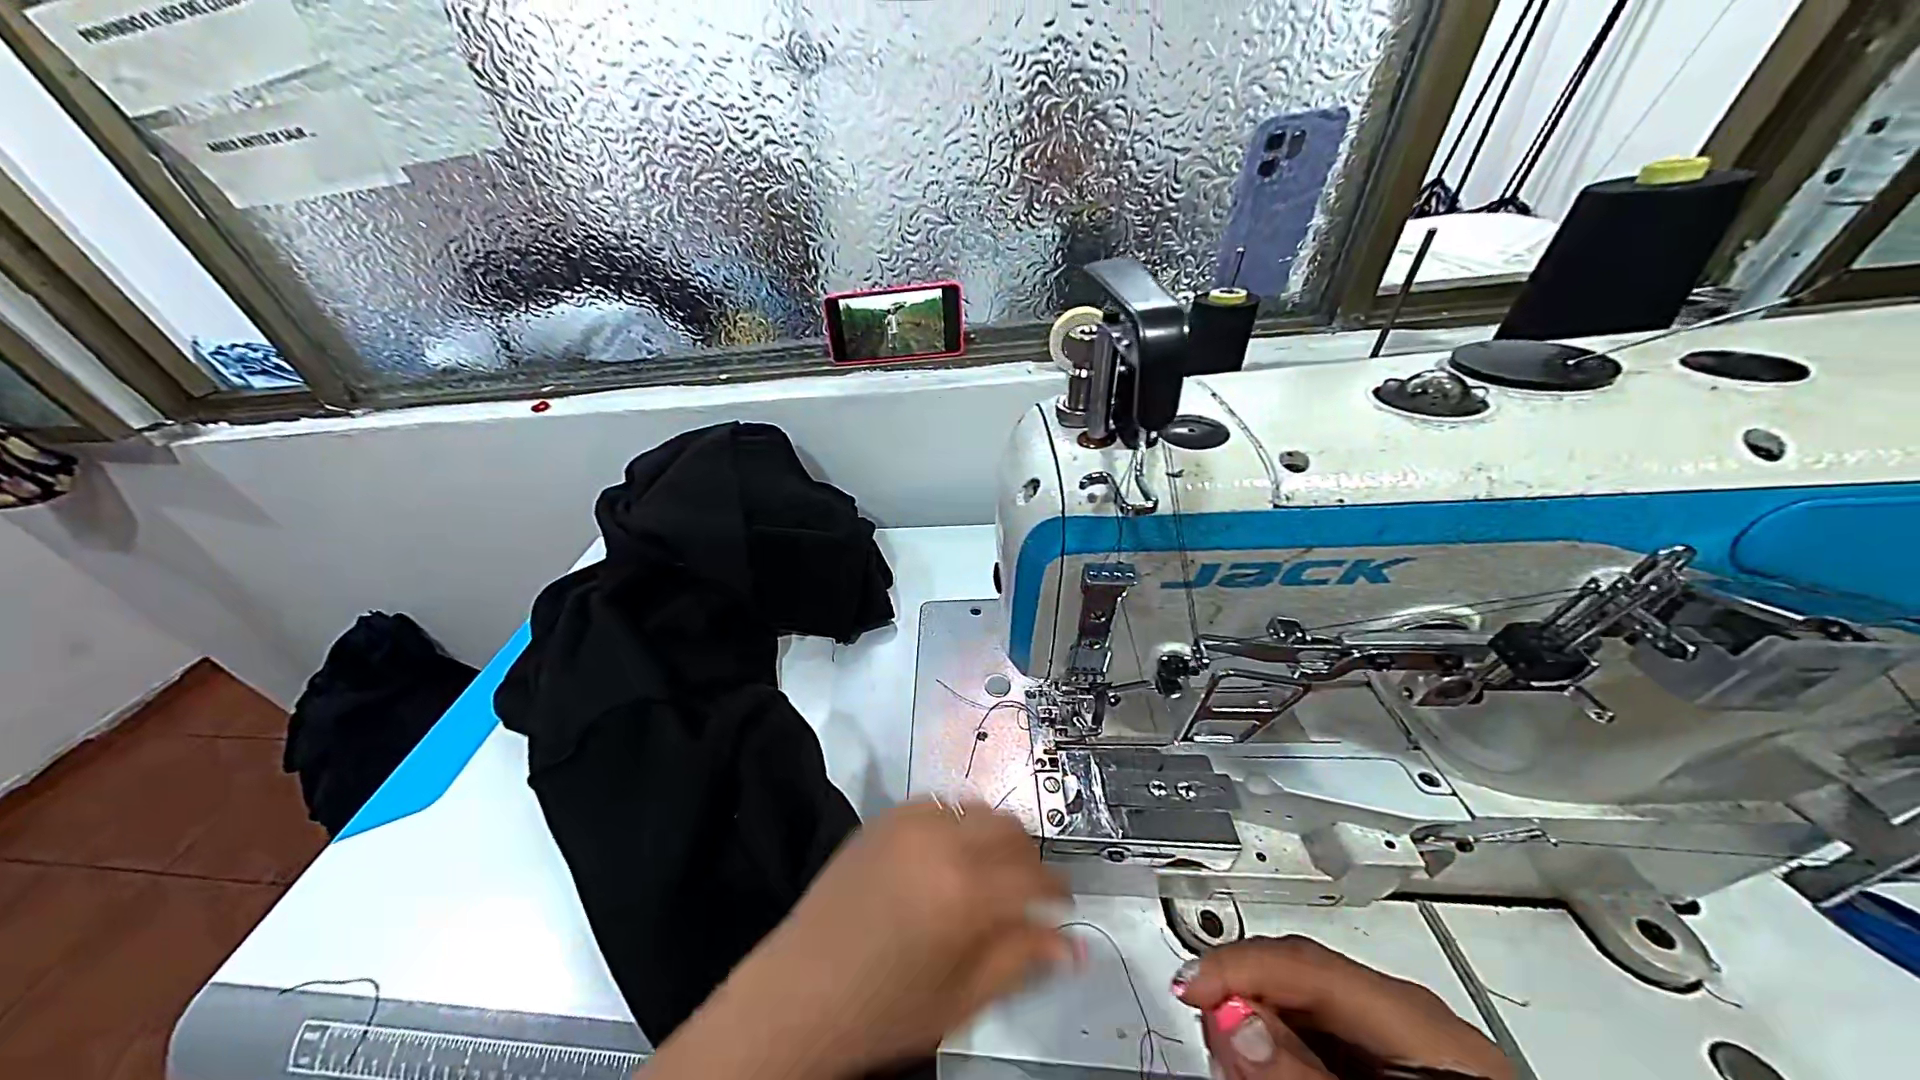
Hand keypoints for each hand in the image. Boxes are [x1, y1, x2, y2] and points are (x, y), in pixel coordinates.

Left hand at [649, 800, 1070, 1079]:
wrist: (796, 995)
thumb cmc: (884, 1009)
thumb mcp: (963, 999)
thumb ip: (1022, 960)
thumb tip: (1072, 944)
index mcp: (966, 890)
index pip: (1036, 875)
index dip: (1057, 892)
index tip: (1060, 907)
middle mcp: (941, 841)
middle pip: (1010, 829)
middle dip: (1027, 860)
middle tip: (1024, 894)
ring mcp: (907, 822)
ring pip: (976, 810)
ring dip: (992, 837)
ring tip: (985, 875)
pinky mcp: (883, 819)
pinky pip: (937, 806)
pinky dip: (955, 824)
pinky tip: (945, 857)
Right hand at [1172, 936, 1514, 1079]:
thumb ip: (1303, 1069)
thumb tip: (1236, 1017)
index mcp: (1422, 1021)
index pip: (1304, 960)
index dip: (1235, 965)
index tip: (1188, 986)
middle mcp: (1413, 1015)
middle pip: (1298, 971)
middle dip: (1241, 992)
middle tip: (1205, 1024)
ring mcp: (1404, 1034)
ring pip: (1303, 997)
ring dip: (1256, 1017)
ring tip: (1232, 1050)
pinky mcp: (1393, 1058)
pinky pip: (1320, 1026)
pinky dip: (1282, 1038)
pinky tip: (1268, 1060)